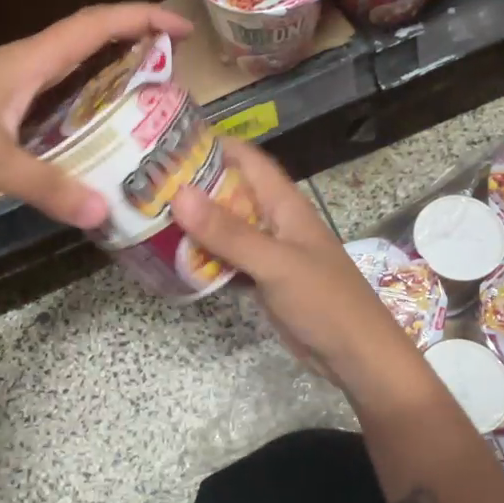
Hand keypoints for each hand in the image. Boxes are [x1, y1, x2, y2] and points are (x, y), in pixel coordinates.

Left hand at [0, 3, 193, 228]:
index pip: (95, 25)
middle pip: (87, 37)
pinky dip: (79, 92)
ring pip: (67, 62)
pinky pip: (49, 86)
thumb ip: (46, 186)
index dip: (141, 18)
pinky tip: (85, 121)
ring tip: (141, 90)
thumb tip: (103, 212)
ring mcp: (4, 80)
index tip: (181, 26)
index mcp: (28, 61)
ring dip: (106, 65)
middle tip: (171, 64)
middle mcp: (21, 61)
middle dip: (132, 39)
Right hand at [172, 138, 415, 382]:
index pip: (246, 159)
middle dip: (193, 185)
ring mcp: (269, 252)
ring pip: (226, 227)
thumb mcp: (275, 263)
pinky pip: (228, 259)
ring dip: (195, 223)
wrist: (357, 357)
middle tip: (146, 184)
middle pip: (230, 191)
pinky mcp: (263, 280)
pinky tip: (174, 260)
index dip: (211, 145)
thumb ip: (228, 232)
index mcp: (284, 204)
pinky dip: (204, 257)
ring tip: (150, 217)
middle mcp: (274, 221)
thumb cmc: (324, 302)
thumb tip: (179, 194)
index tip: (167, 145)